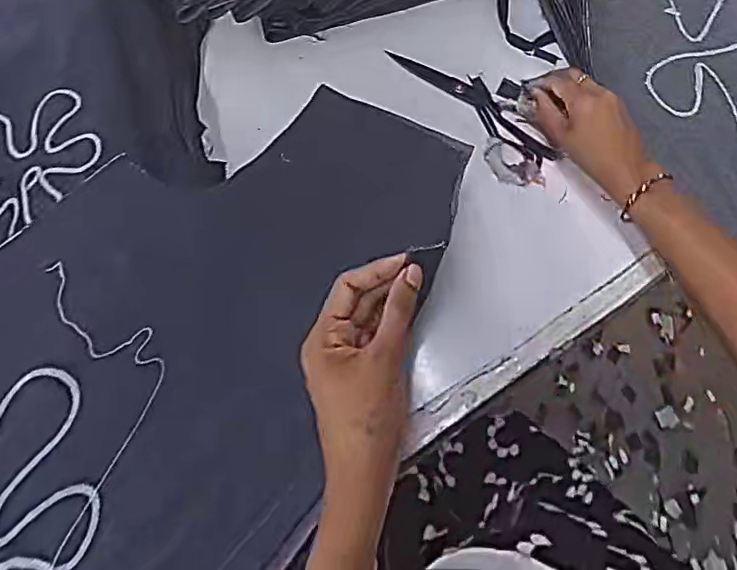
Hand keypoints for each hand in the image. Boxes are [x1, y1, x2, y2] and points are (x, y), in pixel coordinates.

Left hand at [301, 253, 422, 490]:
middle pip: (358, 300)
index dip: (377, 270)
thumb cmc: (362, 428)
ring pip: (369, 317)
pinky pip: (376, 335)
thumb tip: (407, 277)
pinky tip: (408, 315)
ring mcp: (345, 359)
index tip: (403, 262)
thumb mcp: (385, 357)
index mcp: (322, 339)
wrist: (365, 475)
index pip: (347, 287)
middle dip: (386, 285)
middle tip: (413, 273)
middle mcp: (329, 346)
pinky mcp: (361, 371)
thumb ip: (399, 311)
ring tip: (414, 289)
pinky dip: (393, 323)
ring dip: (391, 303)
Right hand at [529, 68, 665, 203]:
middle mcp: (600, 93)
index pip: (556, 80)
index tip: (536, 91)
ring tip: (566, 110)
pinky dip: (587, 97)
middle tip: (548, 96)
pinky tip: (582, 115)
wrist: (626, 171)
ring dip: (573, 89)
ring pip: (586, 82)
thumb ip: (545, 111)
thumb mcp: (561, 137)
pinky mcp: (620, 104)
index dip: (542, 84)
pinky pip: (598, 92)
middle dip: (558, 82)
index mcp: (583, 100)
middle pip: (572, 75)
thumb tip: (537, 96)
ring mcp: (612, 97)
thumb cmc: (596, 159)